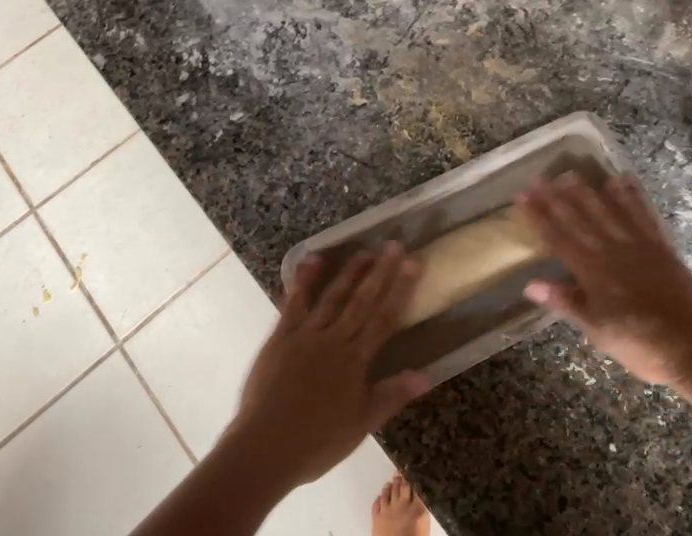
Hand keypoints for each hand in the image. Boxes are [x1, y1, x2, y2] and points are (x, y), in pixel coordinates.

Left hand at [221, 244, 429, 485]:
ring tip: (364, 251)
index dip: (401, 290)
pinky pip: (294, 303)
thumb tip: (425, 375)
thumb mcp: (361, 424)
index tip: (413, 264)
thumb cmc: (317, 441)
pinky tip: (312, 261)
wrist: (266, 446)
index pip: (384, 319)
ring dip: (349, 272)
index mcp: (355, 361)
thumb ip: (391, 395)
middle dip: (380, 272)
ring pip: (332, 297)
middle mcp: (334, 340)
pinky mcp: (281, 336)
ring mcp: (305, 334)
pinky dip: (304, 280)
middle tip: (394, 245)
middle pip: (362, 301)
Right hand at [516, 173, 691, 386]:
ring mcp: (639, 246)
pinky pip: (644, 215)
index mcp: (592, 271)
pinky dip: (633, 196)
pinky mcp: (662, 247)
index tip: (522, 196)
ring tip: (572, 173)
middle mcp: (612, 251)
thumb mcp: (596, 329)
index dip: (538, 216)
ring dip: (589, 191)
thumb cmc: (638, 344)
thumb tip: (530, 284)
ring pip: (609, 211)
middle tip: (540, 177)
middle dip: (556, 197)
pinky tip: (623, 180)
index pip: (558, 238)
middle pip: (579, 219)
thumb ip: (565, 301)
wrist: (691, 348)